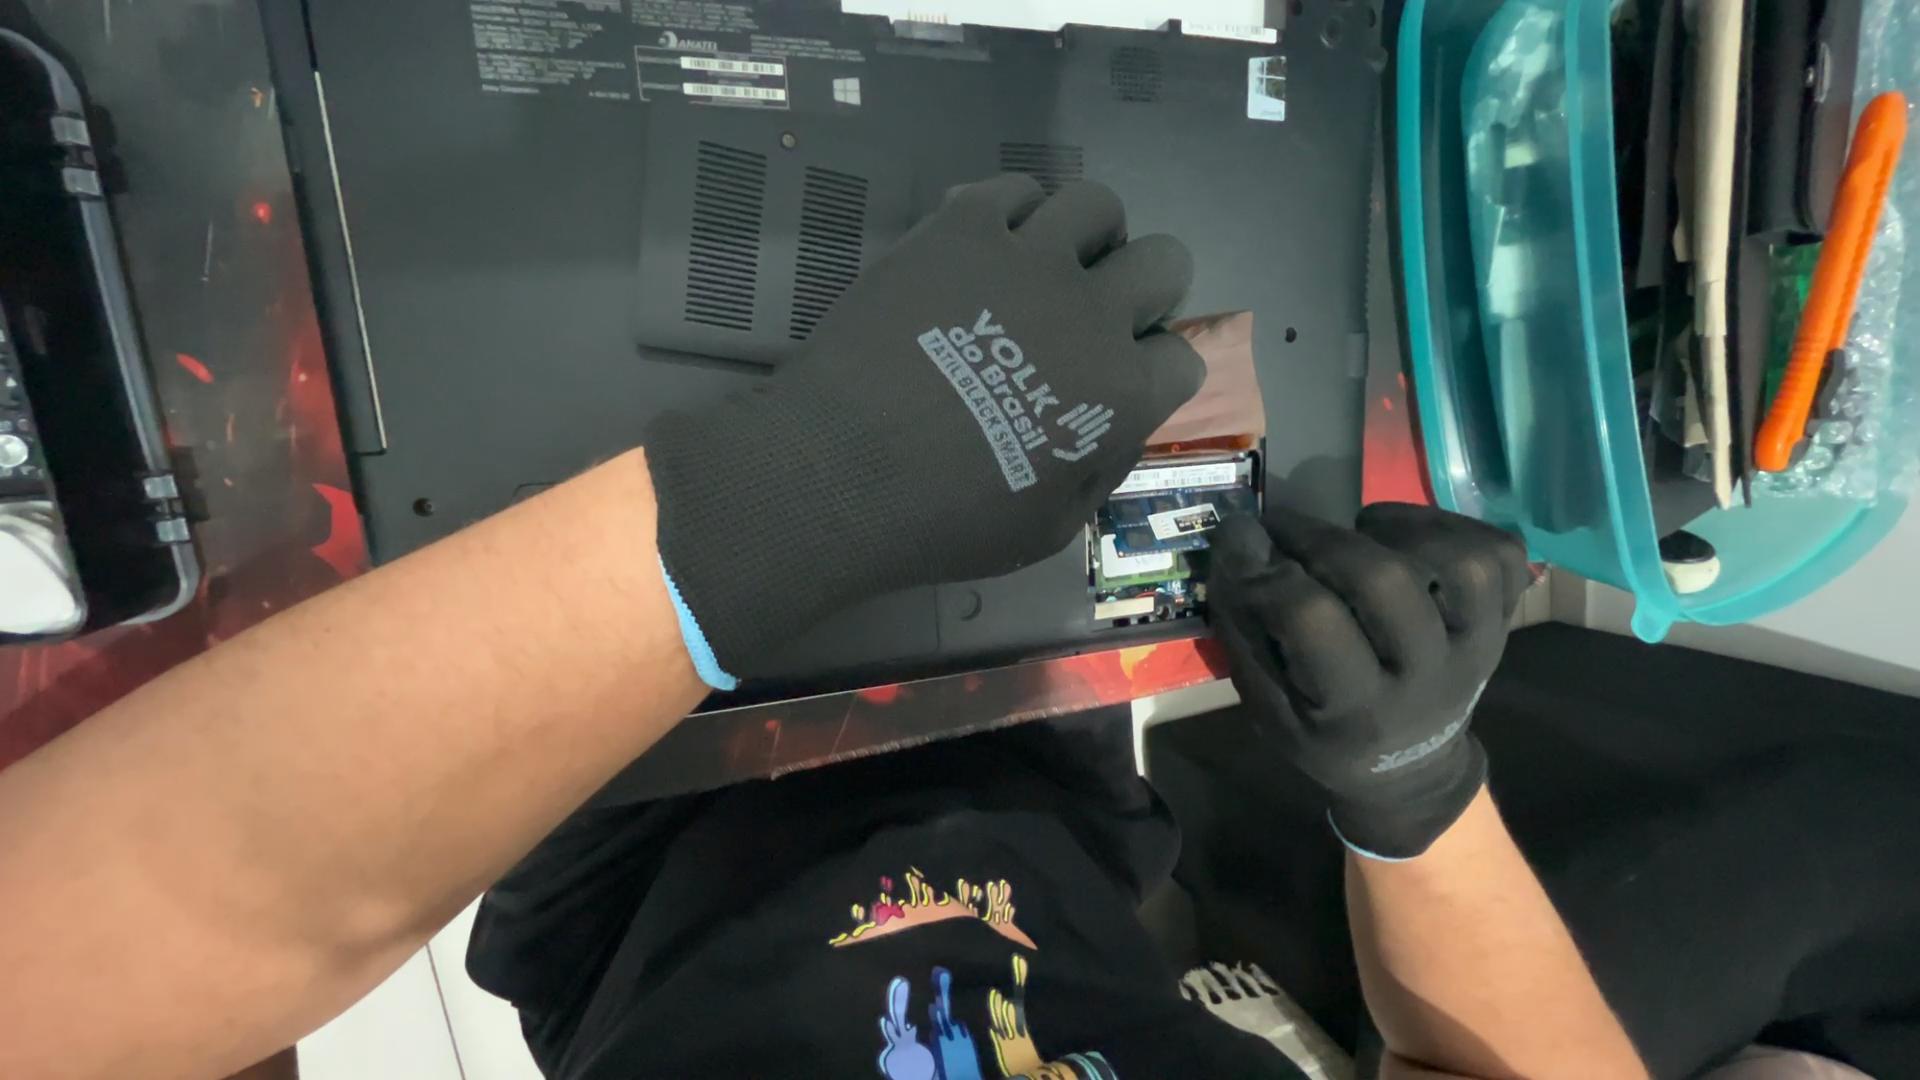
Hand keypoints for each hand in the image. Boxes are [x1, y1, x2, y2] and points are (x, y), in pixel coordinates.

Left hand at [647, 175, 1203, 682]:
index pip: (1182, 357)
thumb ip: (1098, 471)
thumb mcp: (1045, 531)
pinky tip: (989, 251)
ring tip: (1050, 269)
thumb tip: (1118, 427)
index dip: (1157, 370)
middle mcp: (1089, 314)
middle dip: (1148, 288)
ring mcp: (1024, 260)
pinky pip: (1011, 190)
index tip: (1125, 383)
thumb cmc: (942, 522)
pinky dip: (1015, 216)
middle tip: (1102, 314)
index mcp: (1120, 394)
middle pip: (1165, 260)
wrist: (839, 473)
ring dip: (1089, 238)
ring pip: (1097, 204)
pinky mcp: (957, 230)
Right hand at [1207, 504, 1531, 858]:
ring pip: (1456, 563)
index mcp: (1356, 710)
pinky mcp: (1502, 621)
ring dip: (1393, 531)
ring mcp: (1478, 646)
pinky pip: (1495, 553)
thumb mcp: (1266, 708)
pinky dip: (1448, 527)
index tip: (1235, 536)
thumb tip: (1236, 543)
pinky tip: (1401, 534)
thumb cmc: (1322, 734)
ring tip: (1353, 529)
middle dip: (1316, 537)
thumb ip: (1246, 631)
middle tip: (1278, 526)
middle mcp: (1426, 677)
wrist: (1409, 767)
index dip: (1263, 568)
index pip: (1309, 619)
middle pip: (1383, 581)